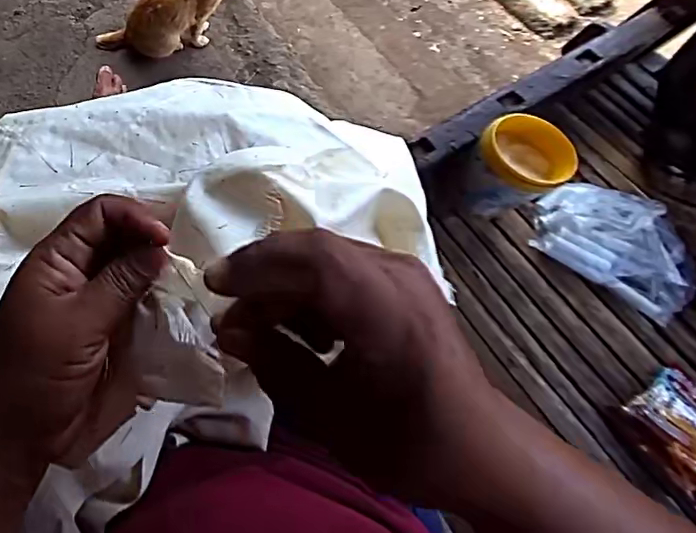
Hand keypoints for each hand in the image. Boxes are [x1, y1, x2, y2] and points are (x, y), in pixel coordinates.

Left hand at [0, 194, 172, 469]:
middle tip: (185, 251)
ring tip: (187, 274)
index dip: (134, 215)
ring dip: (158, 267)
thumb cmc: (34, 376)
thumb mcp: (77, 324)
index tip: (165, 236)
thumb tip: (159, 247)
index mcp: (57, 259)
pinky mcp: (109, 326)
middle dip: (151, 237)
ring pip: (133, 265)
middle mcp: (78, 270)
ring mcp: (95, 298)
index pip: (99, 214)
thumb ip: (121, 282)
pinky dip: (158, 296)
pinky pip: (138, 298)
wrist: (14, 444)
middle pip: (120, 235)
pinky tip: (178, 300)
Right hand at [207, 230, 693, 532]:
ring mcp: (403, 269)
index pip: (312, 258)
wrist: (481, 446)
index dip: (257, 264)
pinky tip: (299, 325)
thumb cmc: (407, 439)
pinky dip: (313, 287)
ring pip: (328, 254)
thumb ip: (276, 363)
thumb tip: (227, 330)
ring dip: (286, 280)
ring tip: (257, 321)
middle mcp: (396, 271)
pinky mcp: (404, 278)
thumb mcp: (331, 413)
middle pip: (316, 249)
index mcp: (385, 304)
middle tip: (227, 303)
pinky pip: (346, 267)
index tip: (214, 284)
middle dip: (264, 270)